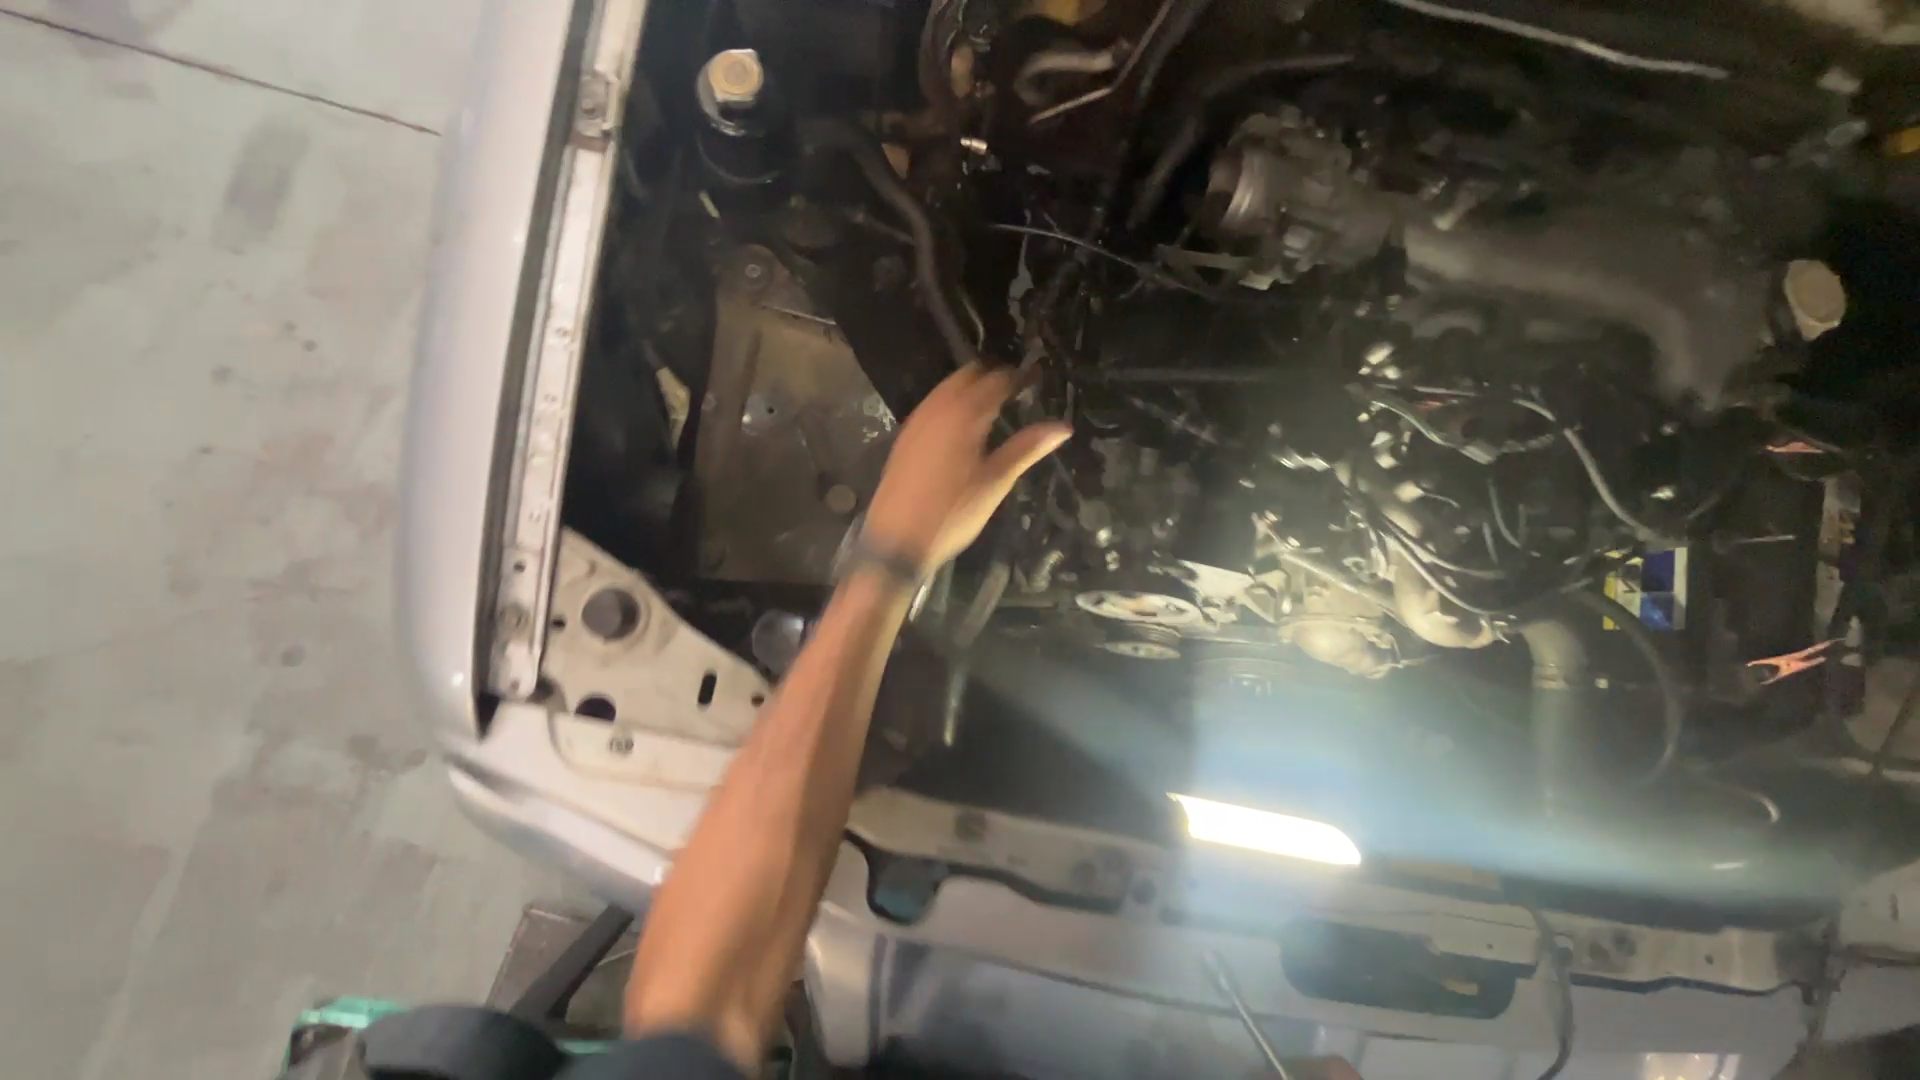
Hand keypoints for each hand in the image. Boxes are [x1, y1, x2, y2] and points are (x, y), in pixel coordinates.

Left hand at [862, 363, 1071, 573]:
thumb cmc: (952, 512)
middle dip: (992, 377)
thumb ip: (1027, 448)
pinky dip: (950, 403)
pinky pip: (932, 404)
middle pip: (968, 375)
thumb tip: (1063, 428)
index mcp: (964, 414)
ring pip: (947, 388)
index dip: (1018, 378)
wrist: (896, 538)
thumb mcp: (995, 482)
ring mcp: (917, 420)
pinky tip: (961, 426)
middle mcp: (937, 408)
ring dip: (969, 388)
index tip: (1036, 382)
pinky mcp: (904, 435)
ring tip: (993, 406)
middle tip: (1015, 392)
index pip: (997, 380)